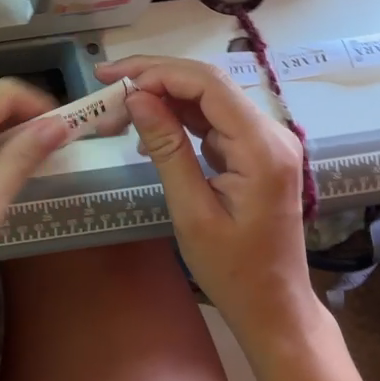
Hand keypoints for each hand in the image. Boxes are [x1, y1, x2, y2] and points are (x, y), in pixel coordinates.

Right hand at [93, 55, 318, 341]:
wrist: (275, 306)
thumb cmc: (232, 270)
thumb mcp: (191, 211)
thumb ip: (167, 148)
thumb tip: (136, 98)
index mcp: (262, 148)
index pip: (208, 84)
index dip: (158, 74)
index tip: (114, 81)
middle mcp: (271, 134)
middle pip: (208, 84)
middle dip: (154, 77)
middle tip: (105, 81)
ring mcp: (265, 141)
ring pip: (207, 98)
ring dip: (161, 96)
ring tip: (116, 108)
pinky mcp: (255, 152)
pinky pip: (212, 120)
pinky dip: (177, 117)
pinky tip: (147, 129)